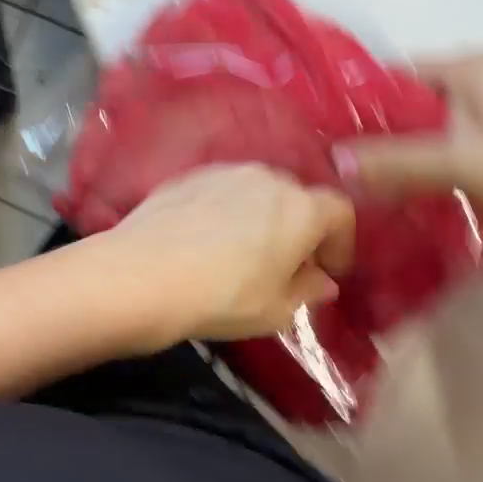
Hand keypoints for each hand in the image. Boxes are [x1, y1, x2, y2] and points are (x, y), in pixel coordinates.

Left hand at [95, 164, 354, 345]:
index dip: (340, 241)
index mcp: (299, 207)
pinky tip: (207, 240)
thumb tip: (319, 280)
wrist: (142, 273)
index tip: (328, 270)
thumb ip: (307, 290)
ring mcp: (220, 172)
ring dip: (261, 216)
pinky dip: (225, 210)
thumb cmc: (223, 297)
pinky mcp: (185, 177)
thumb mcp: (277, 310)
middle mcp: (263, 178)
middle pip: (296, 196)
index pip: (339, 211)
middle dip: (300, 228)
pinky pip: (220, 190)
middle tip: (288, 264)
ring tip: (245, 252)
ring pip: (255, 190)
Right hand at [334, 53, 482, 278]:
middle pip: (407, 104)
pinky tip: (415, 192)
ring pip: (428, 129)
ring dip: (404, 156)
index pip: (389, 76)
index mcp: (467, 67)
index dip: (357, 106)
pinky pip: (451, 147)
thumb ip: (394, 162)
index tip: (329, 138)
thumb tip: (330, 162)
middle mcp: (480, 79)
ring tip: (372, 185)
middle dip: (378, 136)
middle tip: (345, 169)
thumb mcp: (460, 165)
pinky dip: (431, 166)